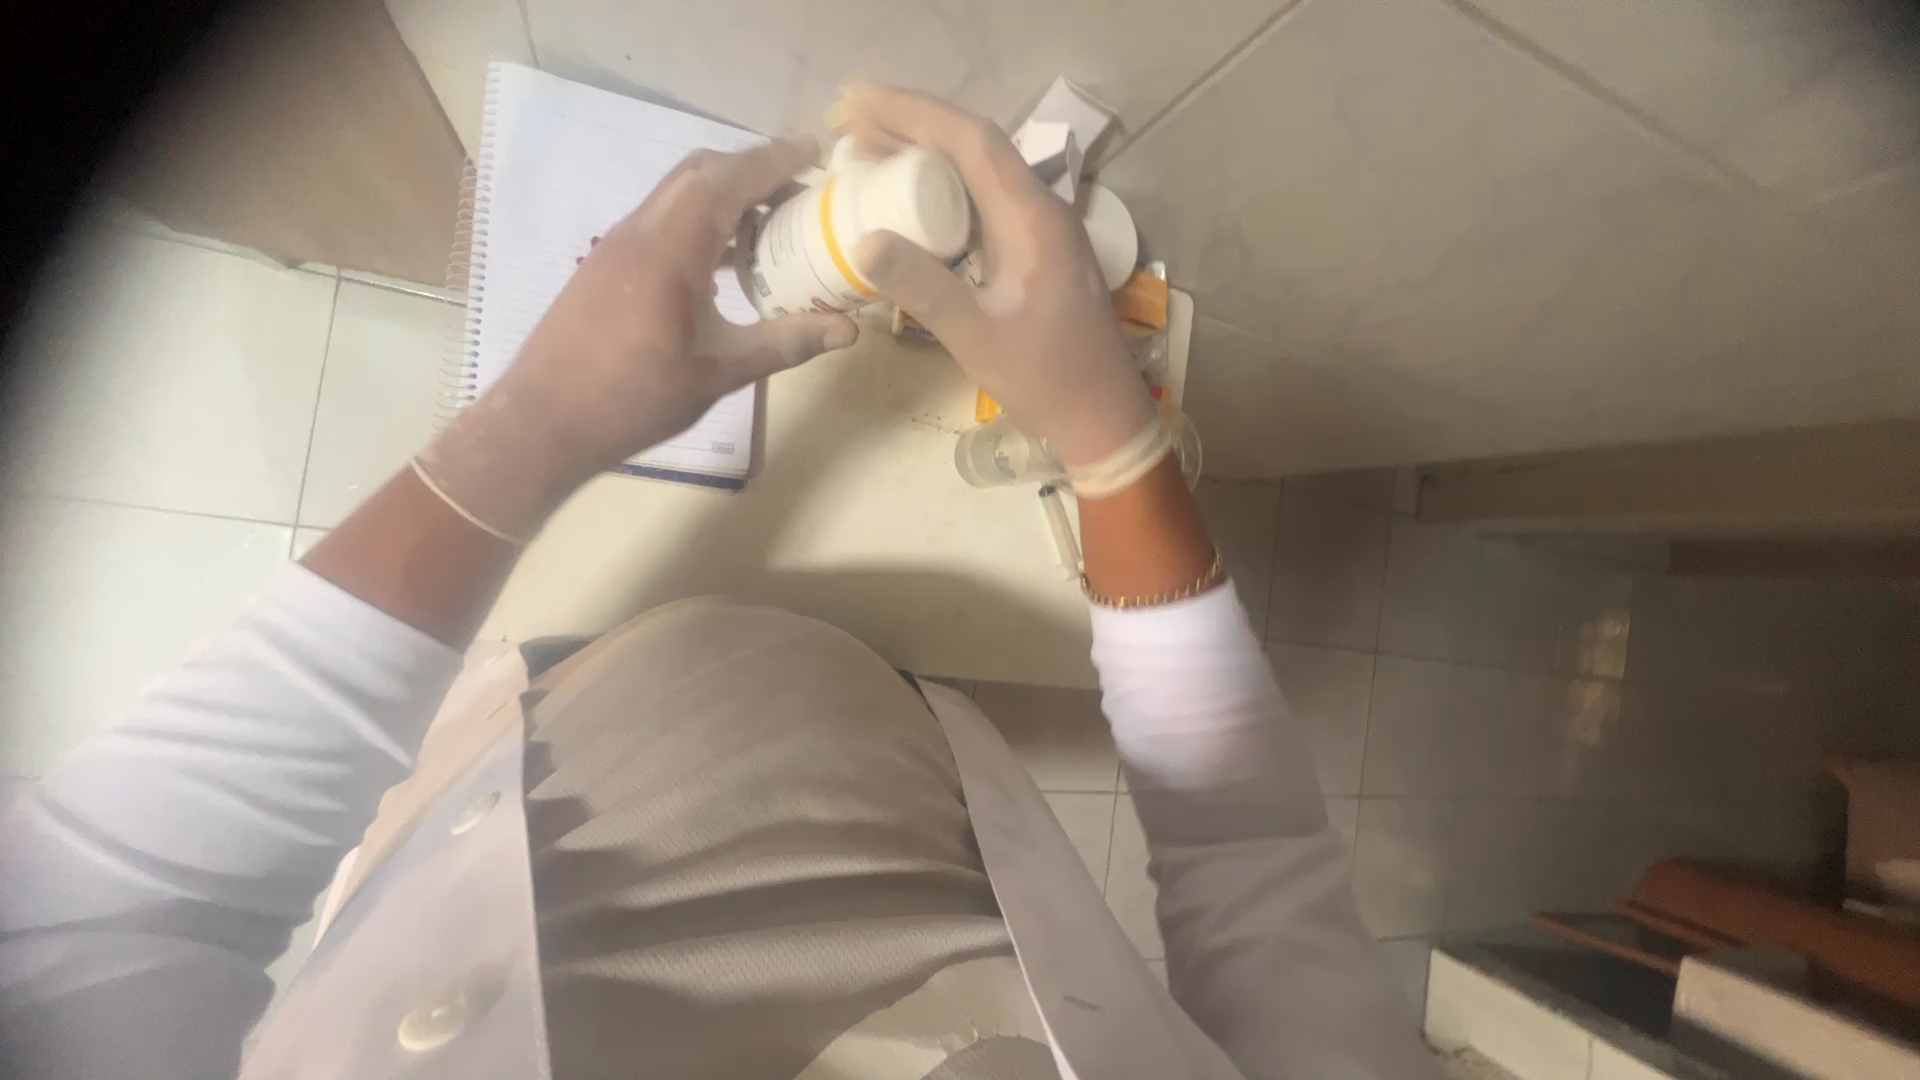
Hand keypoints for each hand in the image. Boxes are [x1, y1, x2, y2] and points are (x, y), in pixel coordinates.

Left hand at [416, 137, 857, 539]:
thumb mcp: (721, 372)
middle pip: (702, 172)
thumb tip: (848, 329)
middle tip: (800, 193)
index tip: (815, 152)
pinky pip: (665, 220)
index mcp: (671, 249)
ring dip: (726, 195)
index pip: (728, 180)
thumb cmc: (635, 398)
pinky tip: (726, 263)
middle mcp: (642, 230)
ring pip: (679, 194)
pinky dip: (703, 221)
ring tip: (772, 226)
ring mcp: (619, 244)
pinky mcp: (610, 264)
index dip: (774, 161)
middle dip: (753, 170)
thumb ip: (785, 343)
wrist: (546, 420)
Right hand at [835, 84, 1157, 483]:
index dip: (912, 113)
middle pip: (974, 149)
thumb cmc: (1045, 378)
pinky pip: (985, 208)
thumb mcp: (977, 337)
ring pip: (980, 177)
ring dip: (927, 160)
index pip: (971, 141)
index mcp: (1033, 219)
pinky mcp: (1036, 255)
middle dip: (912, 130)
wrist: (1100, 414)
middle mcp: (1041, 212)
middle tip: (850, 130)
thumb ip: (924, 288)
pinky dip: (944, 198)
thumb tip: (865, 240)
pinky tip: (914, 209)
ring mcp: (1042, 233)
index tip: (857, 104)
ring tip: (871, 158)